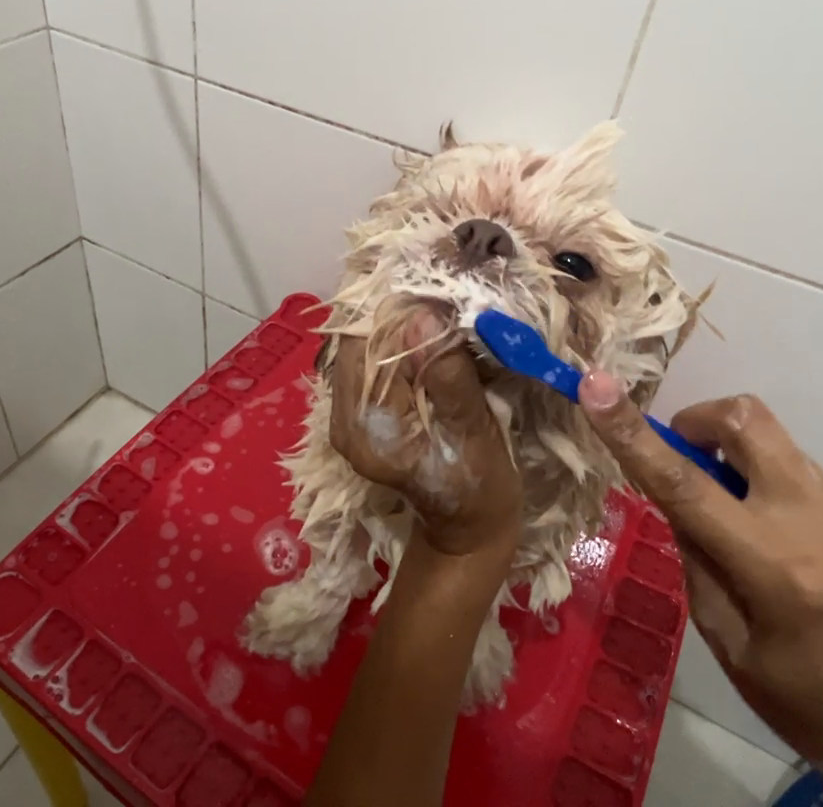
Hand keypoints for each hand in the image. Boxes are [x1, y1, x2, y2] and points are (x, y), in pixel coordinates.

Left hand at [327, 309, 520, 557]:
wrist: (470, 527)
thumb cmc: (479, 485)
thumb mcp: (472, 429)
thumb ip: (446, 375)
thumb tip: (422, 316)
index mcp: (364, 426)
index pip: (363, 346)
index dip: (396, 313)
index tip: (437, 295)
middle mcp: (343, 419)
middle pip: (358, 344)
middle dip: (398, 317)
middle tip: (443, 301)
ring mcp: (349, 417)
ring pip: (365, 349)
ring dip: (400, 329)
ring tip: (441, 317)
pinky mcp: (363, 414)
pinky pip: (373, 365)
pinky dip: (400, 348)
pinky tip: (431, 342)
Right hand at [577, 378, 822, 793]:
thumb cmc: (801, 698)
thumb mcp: (723, 636)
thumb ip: (695, 555)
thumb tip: (675, 495)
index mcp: (772, 567)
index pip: (684, 483)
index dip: (633, 431)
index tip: (596, 385)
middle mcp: (820, 523)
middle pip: (749, 421)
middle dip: (703, 419)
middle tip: (689, 451)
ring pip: (781, 449)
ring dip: (749, 471)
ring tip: (756, 529)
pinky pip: (815, 483)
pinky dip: (790, 503)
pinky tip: (808, 556)